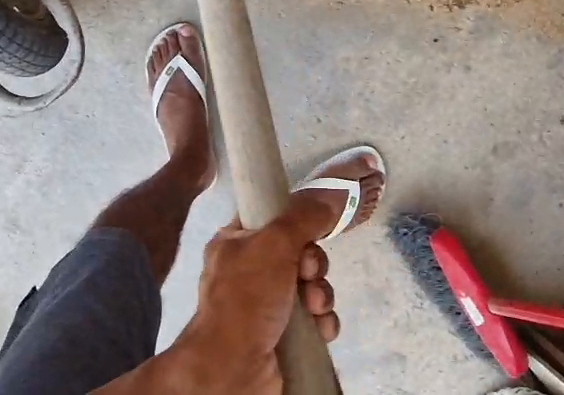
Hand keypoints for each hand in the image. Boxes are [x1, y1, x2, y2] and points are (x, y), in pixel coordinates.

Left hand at [168, 196, 342, 392]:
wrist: (234, 367)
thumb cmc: (247, 295)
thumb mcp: (274, 243)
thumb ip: (303, 217)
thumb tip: (330, 196)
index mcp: (235, 242)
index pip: (270, 219)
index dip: (294, 223)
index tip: (310, 230)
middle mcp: (249, 271)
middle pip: (297, 253)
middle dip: (314, 263)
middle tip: (309, 274)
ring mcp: (266, 305)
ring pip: (309, 286)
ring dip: (321, 294)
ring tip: (315, 307)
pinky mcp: (283, 335)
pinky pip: (314, 319)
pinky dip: (322, 321)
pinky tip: (321, 329)